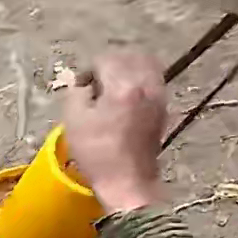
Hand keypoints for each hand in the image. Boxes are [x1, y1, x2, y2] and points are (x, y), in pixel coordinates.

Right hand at [62, 50, 168, 213]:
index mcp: (122, 86)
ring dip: (128, 70)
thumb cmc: (97, 154)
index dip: (89, 71)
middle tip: (96, 82)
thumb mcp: (74, 121)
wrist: (128, 182)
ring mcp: (158, 97)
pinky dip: (139, 82)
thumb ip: (76, 93)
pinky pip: (153, 81)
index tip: (81, 88)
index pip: (105, 60)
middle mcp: (145, 85)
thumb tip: (83, 84)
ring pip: (146, 66)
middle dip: (111, 64)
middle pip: (130, 56)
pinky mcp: (163, 109)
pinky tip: (126, 99)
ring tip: (112, 89)